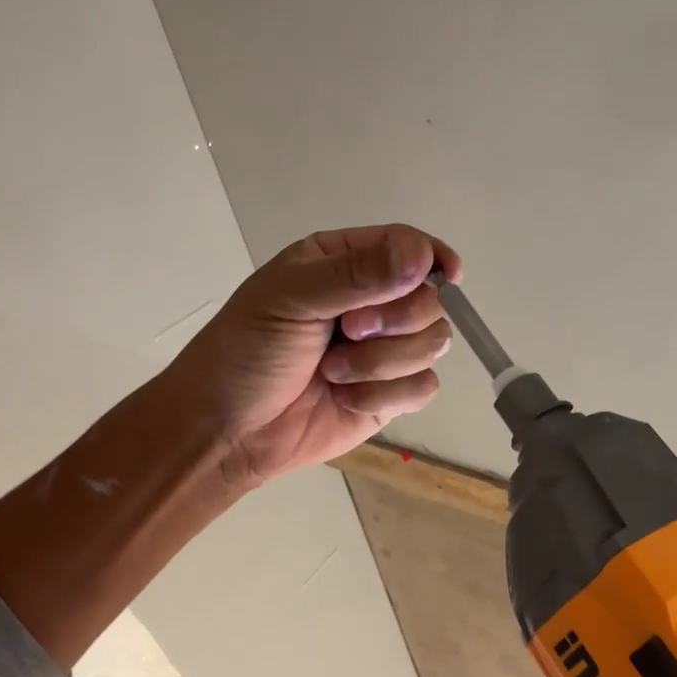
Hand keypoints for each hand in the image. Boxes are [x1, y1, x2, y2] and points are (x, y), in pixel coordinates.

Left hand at [164, 223, 461, 485]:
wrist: (229, 429)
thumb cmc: (246, 351)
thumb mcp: (291, 297)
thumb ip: (357, 274)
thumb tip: (422, 259)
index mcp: (345, 263)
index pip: (410, 248)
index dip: (431, 259)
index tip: (446, 275)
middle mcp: (373, 302)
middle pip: (430, 300)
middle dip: (393, 321)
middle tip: (348, 331)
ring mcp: (386, 350)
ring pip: (433, 344)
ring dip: (382, 363)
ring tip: (333, 372)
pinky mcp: (393, 394)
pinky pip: (424, 387)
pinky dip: (385, 395)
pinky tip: (346, 398)